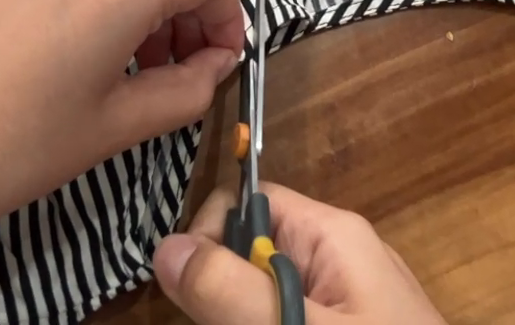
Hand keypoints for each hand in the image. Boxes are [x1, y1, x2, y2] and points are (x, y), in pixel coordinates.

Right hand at [153, 184, 447, 324]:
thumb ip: (232, 290)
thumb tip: (165, 245)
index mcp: (332, 234)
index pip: (247, 201)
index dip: (210, 238)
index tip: (193, 298)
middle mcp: (339, 259)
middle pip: (253, 254)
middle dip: (227, 300)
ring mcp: (349, 305)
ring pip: (267, 300)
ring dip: (246, 321)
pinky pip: (293, 319)